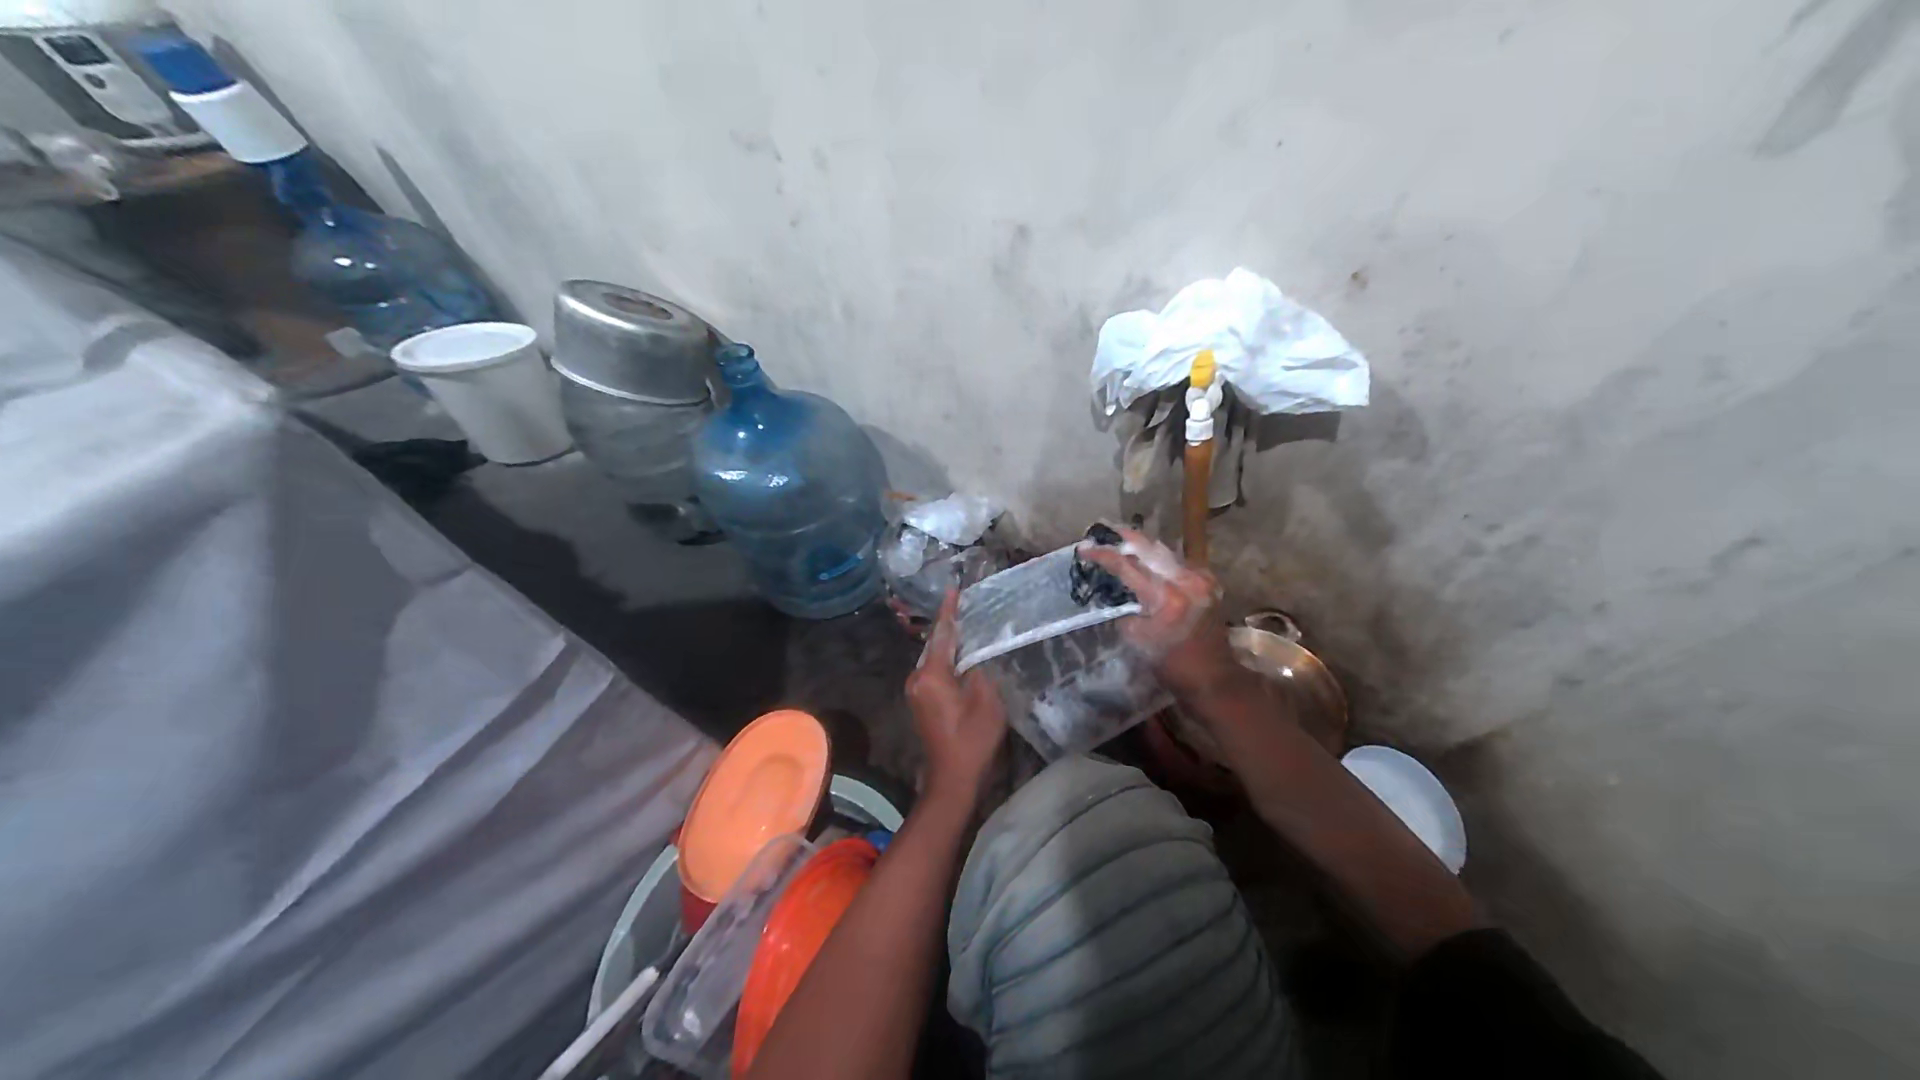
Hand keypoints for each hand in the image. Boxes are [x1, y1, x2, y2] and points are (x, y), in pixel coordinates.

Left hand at [906, 590, 1007, 804]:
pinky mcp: (920, 701)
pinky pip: (934, 671)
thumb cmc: (972, 739)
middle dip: (950, 625)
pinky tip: (962, 655)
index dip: (949, 611)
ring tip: (967, 624)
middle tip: (966, 604)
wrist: (952, 778)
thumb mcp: (986, 700)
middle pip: (935, 644)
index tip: (953, 589)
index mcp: (931, 675)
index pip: (942, 634)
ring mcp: (915, 691)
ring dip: (949, 643)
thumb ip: (979, 668)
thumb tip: (975, 651)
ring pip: (934, 658)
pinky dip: (946, 660)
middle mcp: (916, 678)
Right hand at [1076, 527, 1236, 696]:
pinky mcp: (1208, 584)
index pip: (1128, 566)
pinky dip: (1162, 560)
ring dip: (1144, 547)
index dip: (1103, 555)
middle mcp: (1186, 580)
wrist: (1213, 679)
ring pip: (1166, 553)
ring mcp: (1201, 579)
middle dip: (1125, 538)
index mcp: (1166, 596)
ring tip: (1123, 540)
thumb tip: (1123, 597)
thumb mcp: (1137, 640)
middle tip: (1105, 530)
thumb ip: (1126, 612)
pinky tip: (1149, 560)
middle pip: (1150, 549)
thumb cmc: (1172, 665)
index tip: (1084, 549)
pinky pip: (1180, 564)